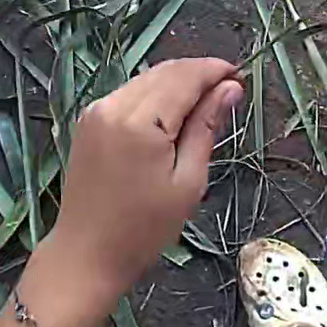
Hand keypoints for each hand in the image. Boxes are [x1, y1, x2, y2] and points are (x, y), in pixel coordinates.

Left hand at [26, 59, 242, 326]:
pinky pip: (130, 92)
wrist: (85, 255)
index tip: (240, 76)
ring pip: (147, 78)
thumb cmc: (144, 229)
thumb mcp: (188, 182)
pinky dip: (155, 93)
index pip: (185, 76)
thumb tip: (231, 88)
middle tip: (228, 90)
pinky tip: (171, 113)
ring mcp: (97, 109)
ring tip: (204, 104)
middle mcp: (114, 105)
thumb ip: (207, 127)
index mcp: (140, 122)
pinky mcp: (88, 119)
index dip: (215, 70)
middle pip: (165, 71)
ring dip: (177, 81)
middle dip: (199, 73)